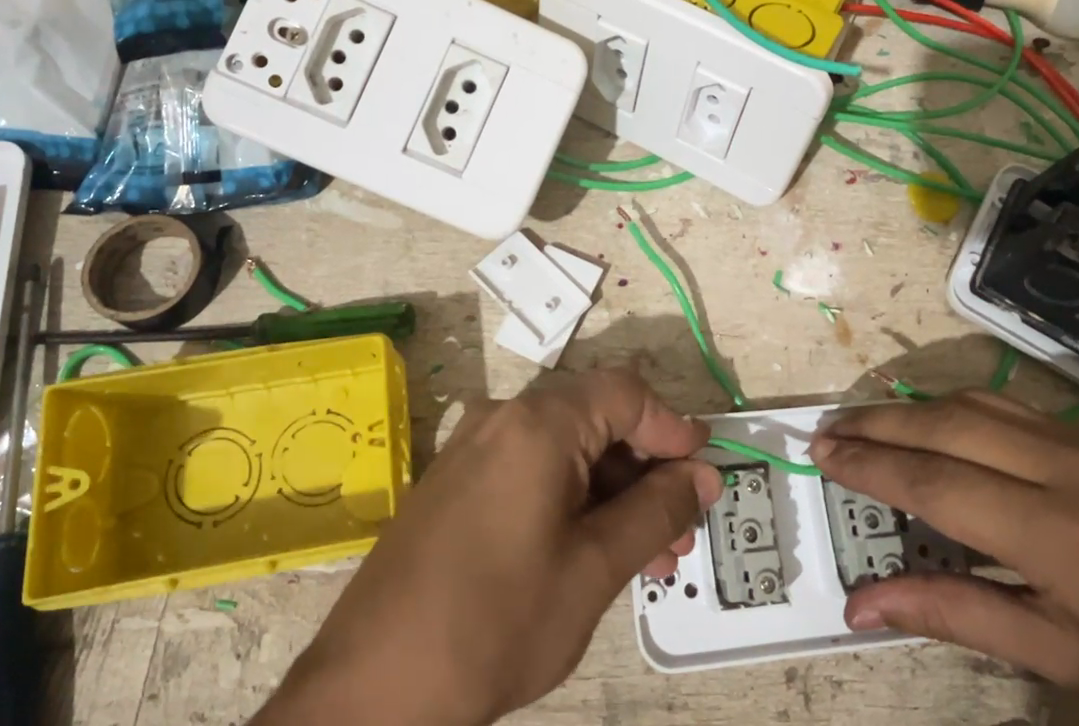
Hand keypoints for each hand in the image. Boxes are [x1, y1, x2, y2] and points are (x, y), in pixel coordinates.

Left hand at [255, 368, 721, 725]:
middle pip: (595, 420)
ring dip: (613, 495)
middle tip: (679, 535)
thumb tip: (702, 475)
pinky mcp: (455, 486)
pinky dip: (572, 503)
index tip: (703, 478)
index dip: (672, 429)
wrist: (375, 684)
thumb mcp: (593, 567)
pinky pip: (530, 474)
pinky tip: (593, 556)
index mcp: (536, 425)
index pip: (624, 393)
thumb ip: (656, 511)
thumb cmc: (496, 621)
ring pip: (565, 453)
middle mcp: (501, 421)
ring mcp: (472, 452)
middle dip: (646, 473)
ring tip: (646, 561)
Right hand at [810, 390, 1078, 725]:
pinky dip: (961, 413)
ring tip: (864, 422)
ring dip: (915, 410)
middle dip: (879, 424)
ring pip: (983, 406)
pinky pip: (1017, 414)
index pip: (936, 483)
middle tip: (825, 429)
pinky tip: (937, 428)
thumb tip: (860, 606)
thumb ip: (956, 616)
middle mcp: (1075, 472)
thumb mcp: (1063, 662)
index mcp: (1061, 536)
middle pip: (951, 425)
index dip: (870, 467)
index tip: (819, 454)